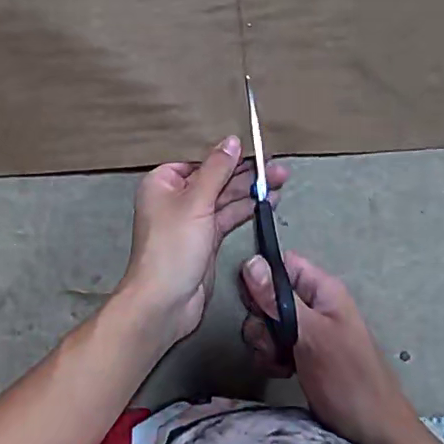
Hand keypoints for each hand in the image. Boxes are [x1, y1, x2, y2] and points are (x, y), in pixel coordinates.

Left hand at [116, 135, 288, 348]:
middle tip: (276, 167)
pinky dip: (246, 209)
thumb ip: (217, 170)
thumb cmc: (172, 247)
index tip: (254, 149)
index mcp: (163, 182)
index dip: (227, 155)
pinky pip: (228, 217)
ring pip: (224, 198)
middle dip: (245, 173)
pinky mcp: (205, 240)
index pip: (199, 161)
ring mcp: (191, 220)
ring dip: (250, 190)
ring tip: (280, 180)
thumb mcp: (196, 201)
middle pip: (214, 178)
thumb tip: (232, 141)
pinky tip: (267, 201)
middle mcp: (175, 198)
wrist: (165, 302)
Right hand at [240, 251, 421, 443]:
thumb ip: (278, 299)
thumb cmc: (349, 379)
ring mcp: (309, 330)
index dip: (262, 277)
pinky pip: (275, 344)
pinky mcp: (303, 354)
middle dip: (261, 317)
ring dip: (265, 342)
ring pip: (269, 321)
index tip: (254, 302)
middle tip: (271, 340)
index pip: (281, 264)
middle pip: (269, 293)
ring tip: (279, 361)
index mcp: (322, 289)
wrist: (377, 435)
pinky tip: (281, 372)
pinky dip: (272, 357)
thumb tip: (250, 261)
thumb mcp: (311, 335)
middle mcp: (314, 304)